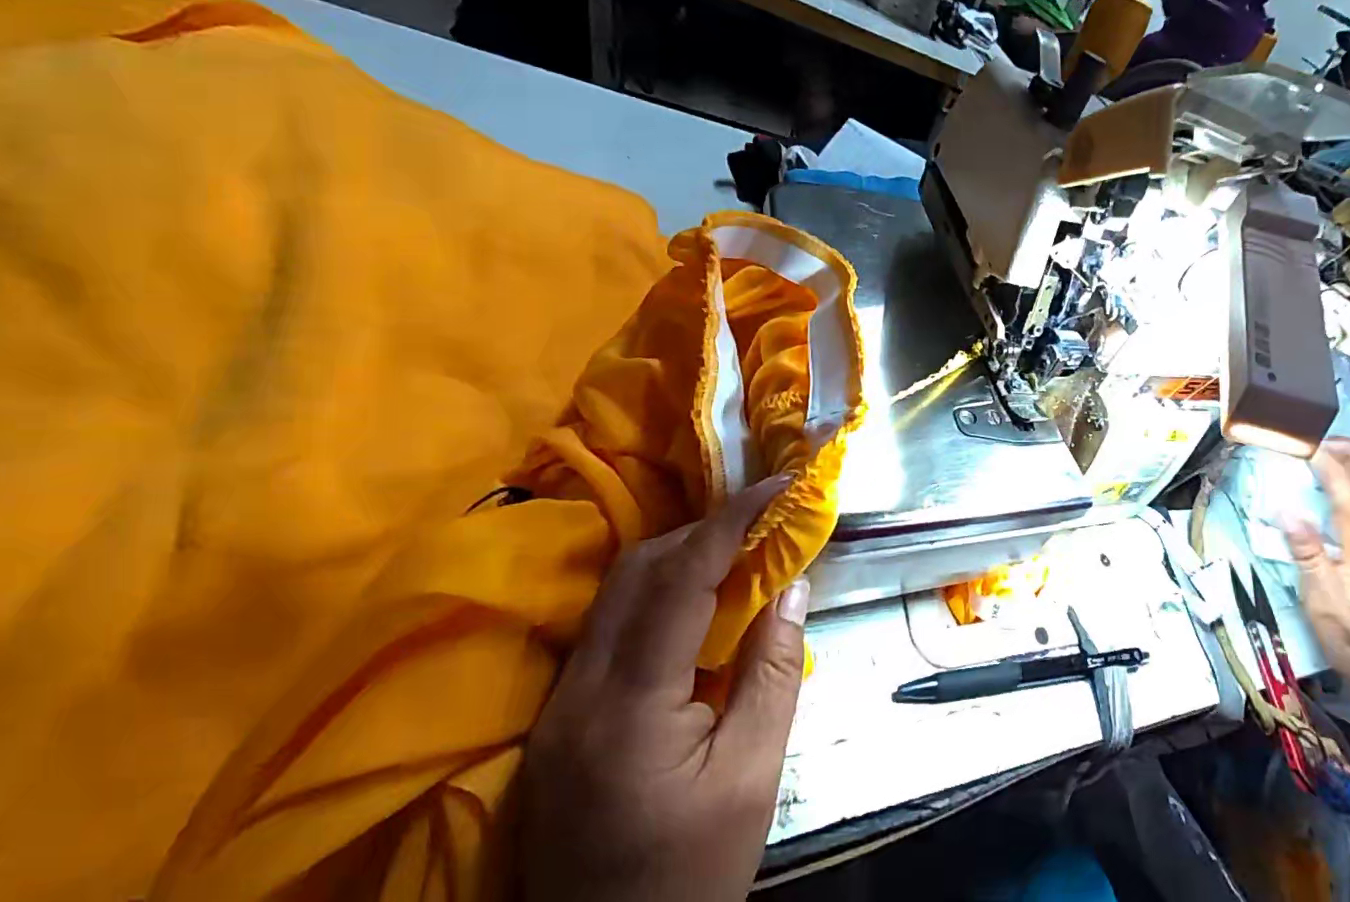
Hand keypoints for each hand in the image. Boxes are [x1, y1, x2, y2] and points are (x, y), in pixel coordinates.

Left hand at [518, 475, 809, 901]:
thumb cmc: (692, 873)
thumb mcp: (751, 778)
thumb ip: (771, 673)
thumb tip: (791, 587)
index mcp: (628, 706)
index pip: (679, 581)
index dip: (730, 522)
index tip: (776, 486)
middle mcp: (578, 688)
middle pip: (636, 573)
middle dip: (702, 534)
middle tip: (759, 527)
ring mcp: (559, 701)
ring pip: (615, 594)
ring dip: (677, 561)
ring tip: (734, 558)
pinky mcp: (558, 714)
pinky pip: (607, 627)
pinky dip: (655, 598)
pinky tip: (692, 609)